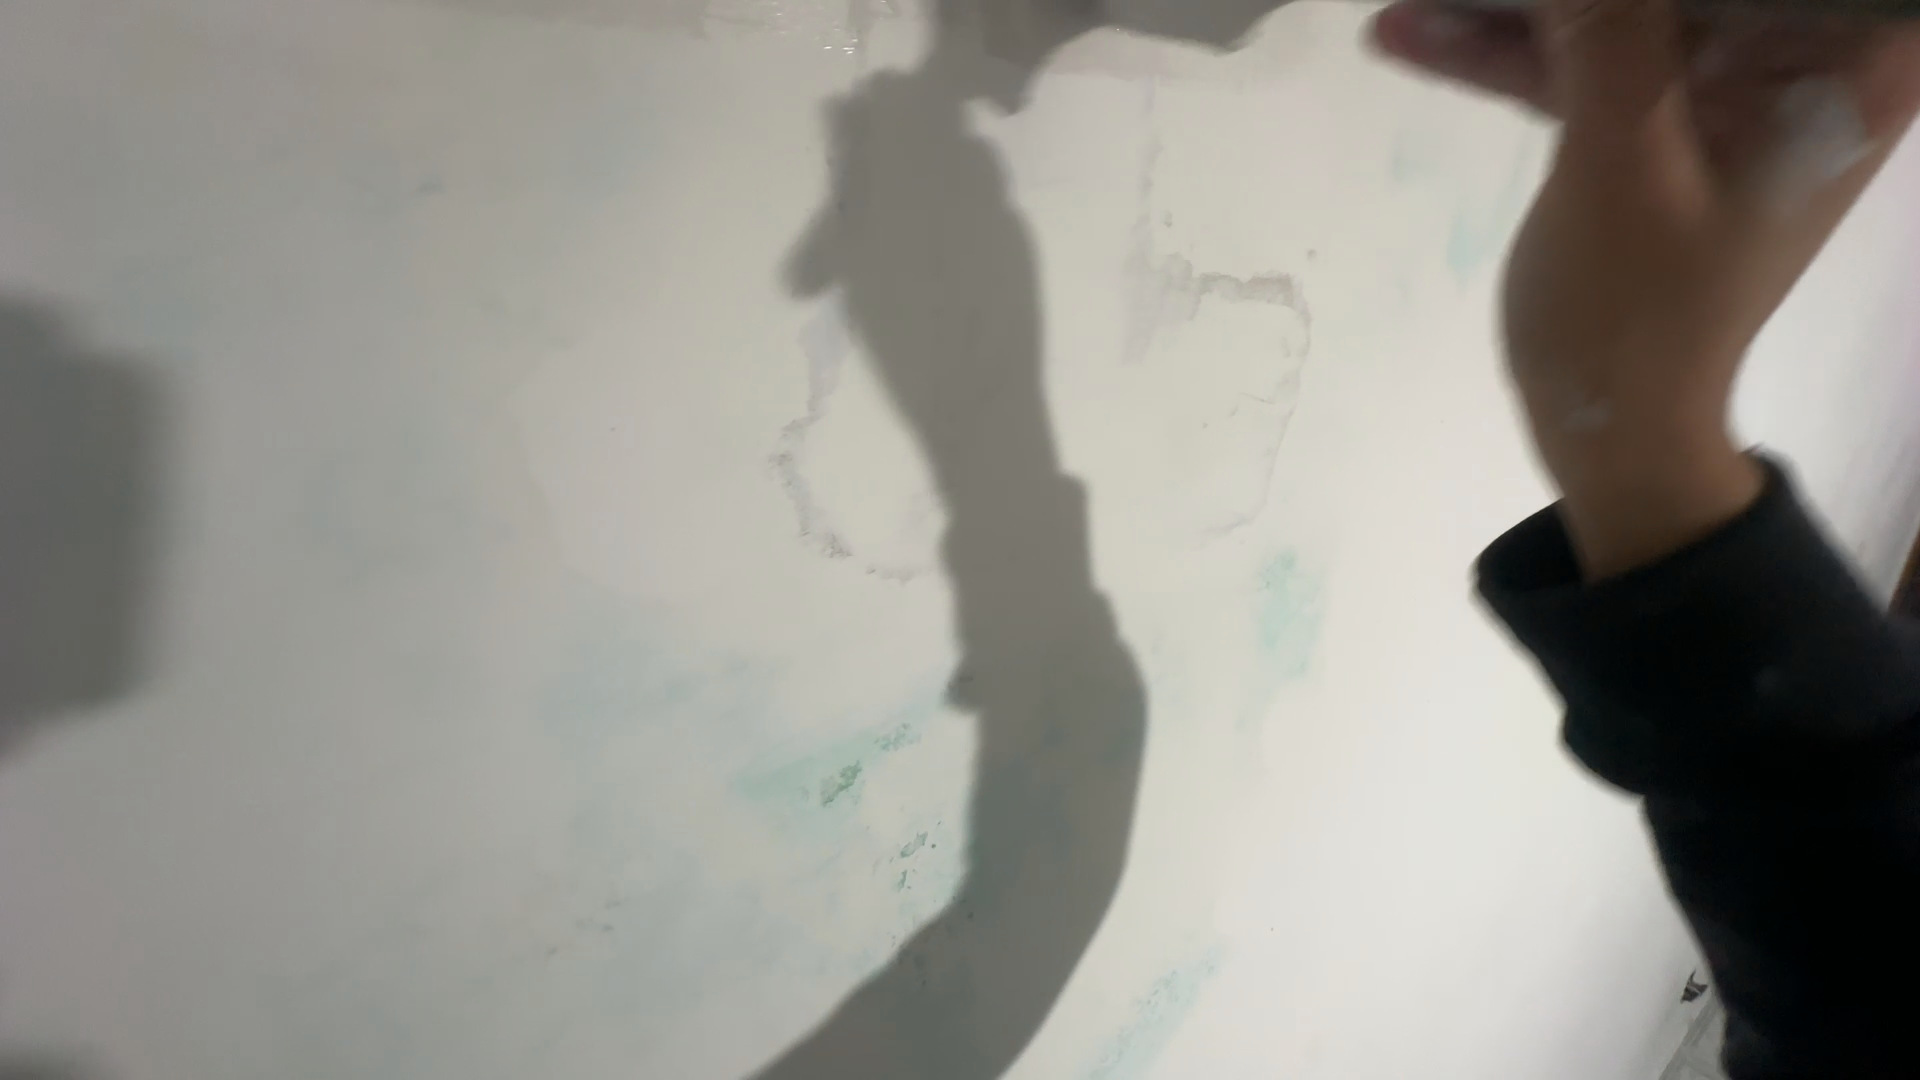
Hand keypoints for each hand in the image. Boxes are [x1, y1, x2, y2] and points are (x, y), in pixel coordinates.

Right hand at [1372, 0, 1919, 575]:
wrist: (1603, 416)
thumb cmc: (1628, 314)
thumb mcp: (1619, 172)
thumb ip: (1609, 44)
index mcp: (1847, 53)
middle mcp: (1790, 56)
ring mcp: (1705, 95)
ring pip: (1602, 26)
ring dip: (1504, 17)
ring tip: (1411, 7)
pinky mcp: (1635, 131)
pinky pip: (1568, 77)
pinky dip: (1498, 62)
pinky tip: (1420, 41)